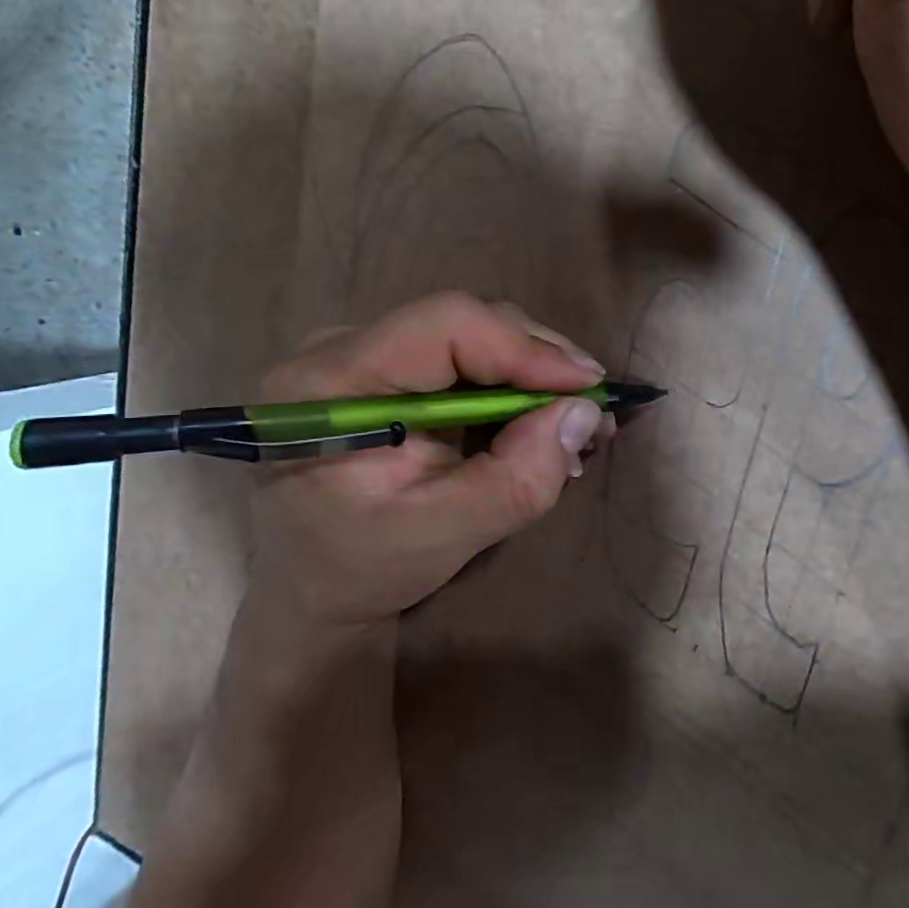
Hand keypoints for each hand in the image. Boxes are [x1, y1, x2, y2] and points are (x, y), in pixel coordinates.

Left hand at [250, 292, 614, 625]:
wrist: (313, 584)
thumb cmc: (362, 567)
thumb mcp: (442, 536)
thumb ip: (514, 480)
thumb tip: (584, 413)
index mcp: (332, 382)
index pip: (444, 326)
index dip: (524, 348)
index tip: (588, 387)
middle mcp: (343, 348)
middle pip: (465, 323)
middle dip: (540, 363)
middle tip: (595, 410)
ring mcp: (367, 354)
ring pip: (473, 337)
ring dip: (534, 376)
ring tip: (576, 423)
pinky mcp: (391, 371)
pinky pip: (465, 360)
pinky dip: (512, 387)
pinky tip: (539, 420)